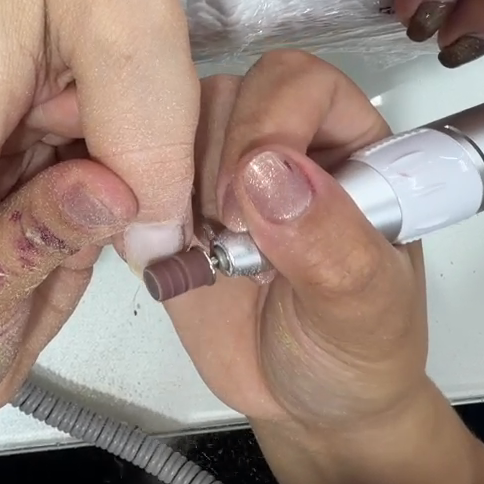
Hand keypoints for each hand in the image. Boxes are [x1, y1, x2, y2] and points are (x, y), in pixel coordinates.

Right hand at [165, 52, 480, 483]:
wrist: (297, 400)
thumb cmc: (353, 353)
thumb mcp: (364, 314)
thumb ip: (332, 247)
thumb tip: (270, 172)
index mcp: (340, 142)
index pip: (297, 83)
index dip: (266, 126)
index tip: (248, 205)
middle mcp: (273, 138)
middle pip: (220, 94)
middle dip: (207, 163)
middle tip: (214, 235)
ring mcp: (211, 165)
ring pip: (165, 124)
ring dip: (162, 183)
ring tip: (187, 247)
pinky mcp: (163, 197)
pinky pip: (126, 165)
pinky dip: (119, 195)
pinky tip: (137, 237)